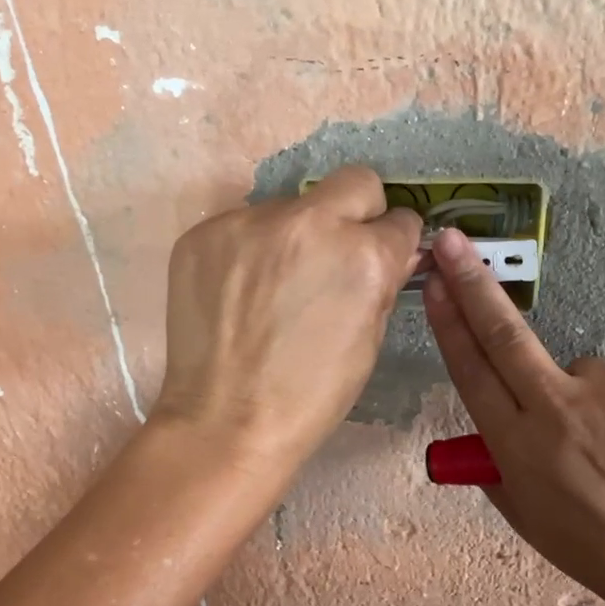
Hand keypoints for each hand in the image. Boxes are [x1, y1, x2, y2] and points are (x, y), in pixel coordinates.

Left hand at [154, 166, 423, 465]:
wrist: (227, 423)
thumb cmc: (311, 396)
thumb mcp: (369, 341)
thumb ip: (383, 282)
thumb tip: (393, 250)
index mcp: (362, 255)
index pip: (399, 219)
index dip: (392, 242)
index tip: (380, 260)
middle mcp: (310, 223)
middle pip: (354, 182)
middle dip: (357, 213)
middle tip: (336, 256)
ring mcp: (251, 222)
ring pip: (293, 206)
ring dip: (296, 235)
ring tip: (274, 289)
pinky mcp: (206, 232)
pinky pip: (245, 226)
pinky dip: (250, 251)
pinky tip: (241, 294)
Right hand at [421, 229, 604, 605]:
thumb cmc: (597, 549)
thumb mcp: (526, 517)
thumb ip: (499, 464)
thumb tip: (491, 426)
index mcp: (519, 447)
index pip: (473, 370)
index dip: (451, 323)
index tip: (436, 282)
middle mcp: (559, 412)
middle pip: (508, 335)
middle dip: (475, 284)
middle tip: (454, 244)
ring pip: (587, 371)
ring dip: (591, 396)